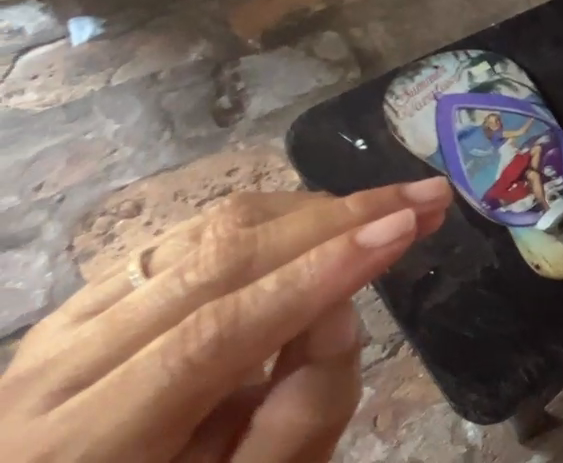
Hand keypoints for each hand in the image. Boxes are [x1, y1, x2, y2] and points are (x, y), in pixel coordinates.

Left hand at [3, 178, 452, 462]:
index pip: (215, 334)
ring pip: (210, 232)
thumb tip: (347, 317)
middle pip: (217, 263)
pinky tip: (335, 219)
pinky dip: (280, 217)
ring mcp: (65, 326)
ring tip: (399, 202)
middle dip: (341, 220)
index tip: (409, 227)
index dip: (320, 273)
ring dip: (321, 207)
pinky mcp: (89, 299)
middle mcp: (59, 372)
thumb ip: (297, 421)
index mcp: (83, 444)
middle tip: (432, 196)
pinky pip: (197, 232)